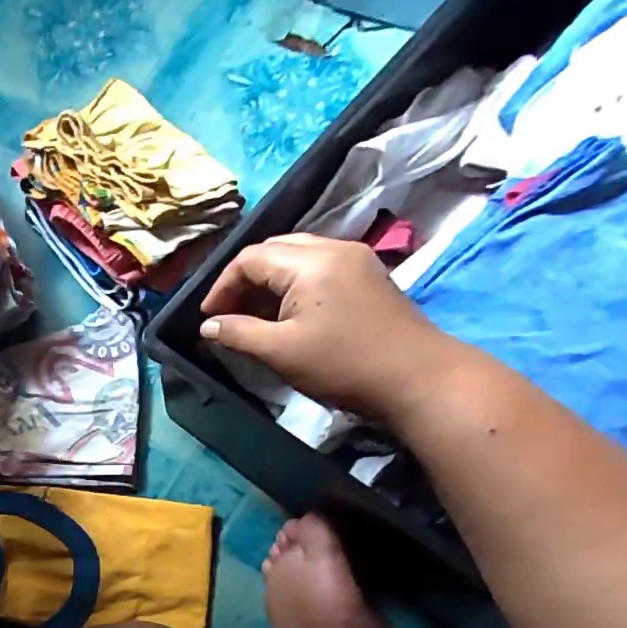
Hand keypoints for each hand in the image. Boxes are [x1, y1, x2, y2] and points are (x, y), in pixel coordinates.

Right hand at [199, 235, 453, 422]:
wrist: (419, 379)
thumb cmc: (344, 365)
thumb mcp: (282, 352)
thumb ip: (239, 334)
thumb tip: (207, 327)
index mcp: (310, 261)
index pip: (250, 258)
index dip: (222, 286)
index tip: (208, 319)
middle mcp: (334, 247)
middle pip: (274, 251)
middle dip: (245, 281)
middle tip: (229, 315)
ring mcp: (356, 260)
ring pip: (298, 258)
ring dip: (270, 283)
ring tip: (255, 318)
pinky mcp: (369, 277)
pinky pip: (319, 269)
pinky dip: (294, 286)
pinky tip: (290, 315)